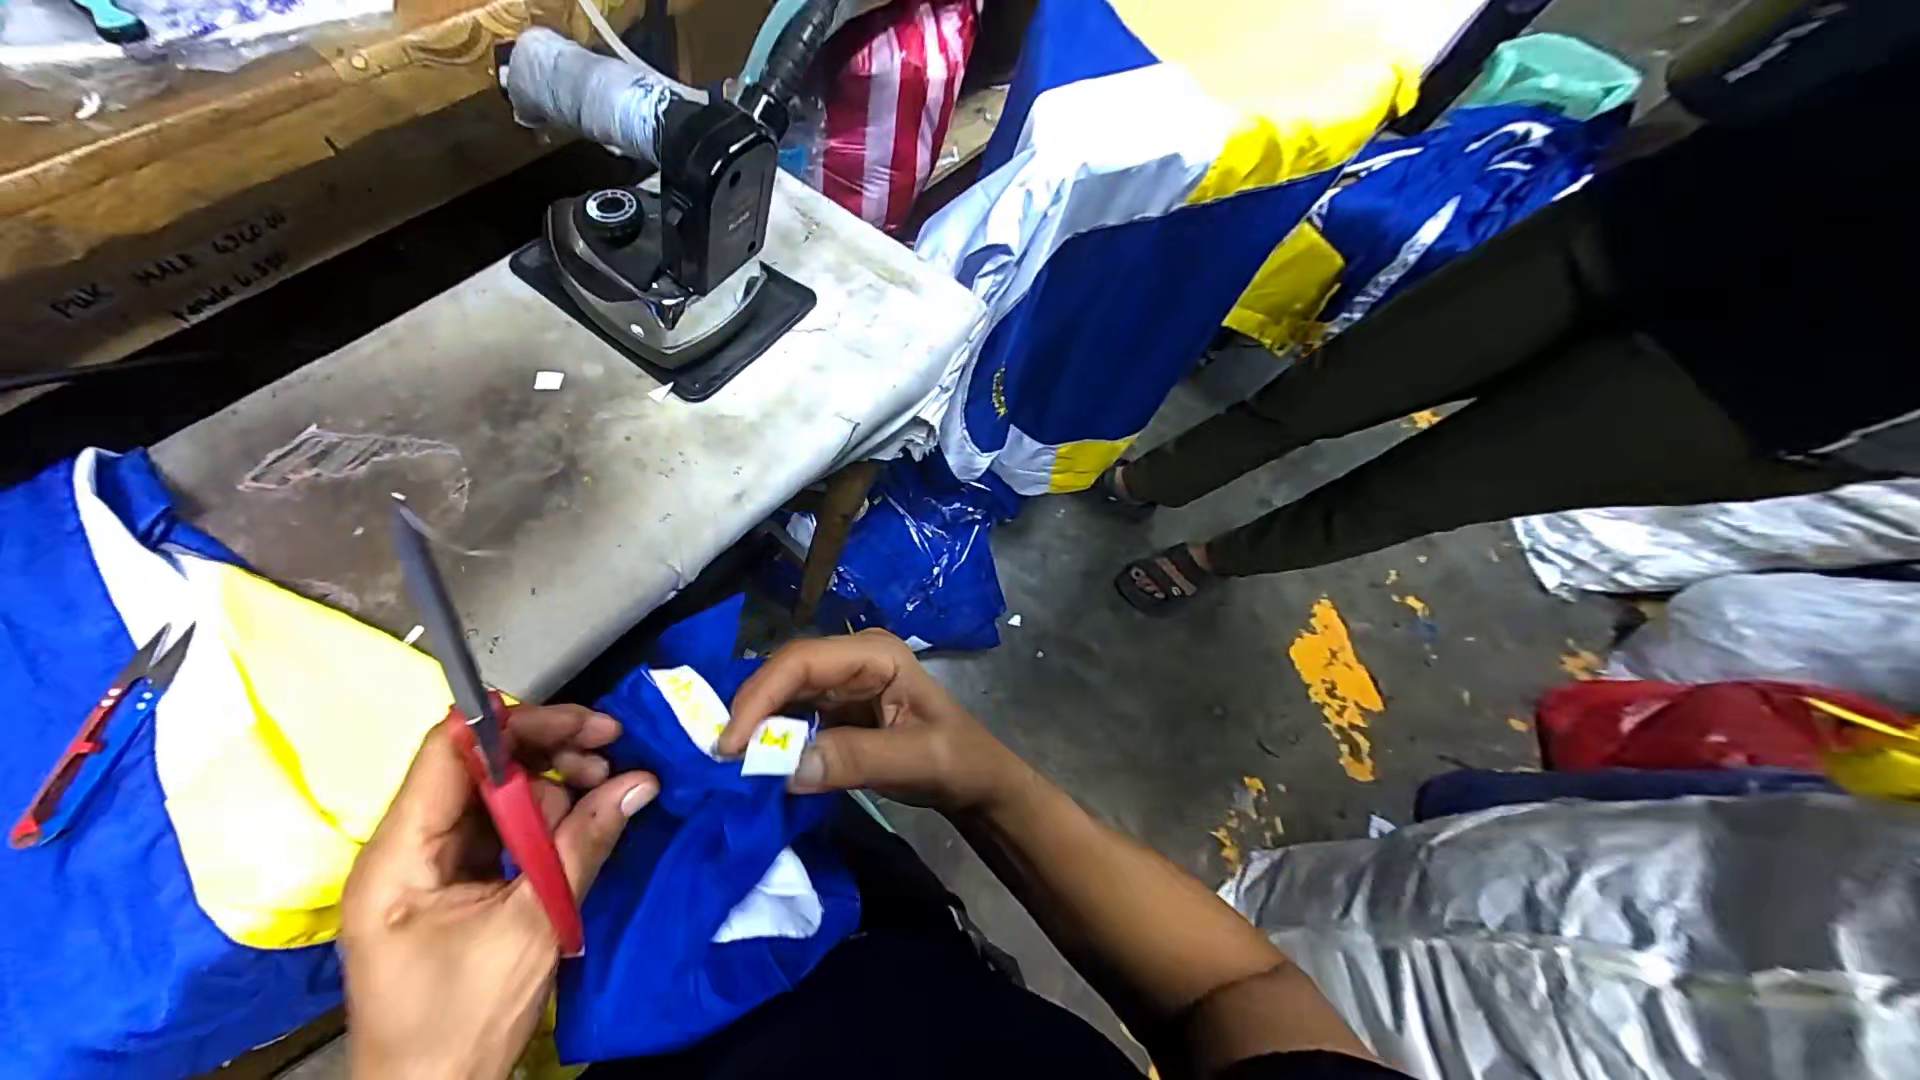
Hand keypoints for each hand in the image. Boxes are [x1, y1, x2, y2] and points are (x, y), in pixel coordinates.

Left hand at [341, 705, 657, 1079]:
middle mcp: (412, 846)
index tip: (584, 725)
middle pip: (481, 765)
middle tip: (610, 751)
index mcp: (401, 856)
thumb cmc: (463, 1018)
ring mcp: (437, 861)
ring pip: (502, 790)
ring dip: (559, 782)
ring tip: (604, 792)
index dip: (515, 725)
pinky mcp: (463, 875)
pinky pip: (509, 822)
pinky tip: (585, 819)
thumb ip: (586, 843)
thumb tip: (642, 782)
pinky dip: (553, 812)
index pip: (449, 753)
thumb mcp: (534, 924)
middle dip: (550, 749)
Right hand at [721, 630, 1031, 812]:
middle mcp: (853, 659)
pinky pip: (791, 718)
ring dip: (754, 726)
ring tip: (724, 763)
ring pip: (782, 695)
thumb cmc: (957, 758)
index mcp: (876, 653)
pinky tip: (752, 763)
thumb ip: (855, 760)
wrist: (975, 777)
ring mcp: (842, 684)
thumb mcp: (915, 759)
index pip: (804, 660)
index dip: (761, 695)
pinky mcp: (835, 711)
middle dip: (750, 710)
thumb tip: (784, 766)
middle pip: (785, 673)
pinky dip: (769, 739)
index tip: (731, 744)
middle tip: (717, 758)